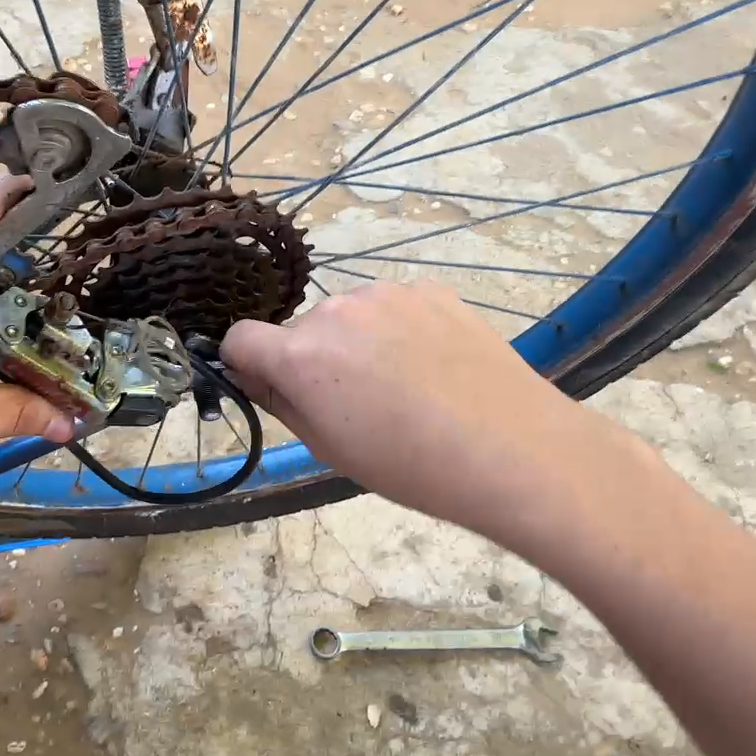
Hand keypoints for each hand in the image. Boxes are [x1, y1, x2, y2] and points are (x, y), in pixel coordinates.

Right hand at [220, 280, 630, 548]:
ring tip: (404, 384)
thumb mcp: (328, 449)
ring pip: (348, 316)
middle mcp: (334, 310)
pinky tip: (434, 365)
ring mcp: (386, 293)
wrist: (516, 450)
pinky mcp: (430, 289)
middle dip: (312, 359)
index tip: (276, 389)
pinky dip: (398, 329)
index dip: (248, 365)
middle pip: (300, 330)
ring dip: (356, 341)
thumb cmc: (412, 466)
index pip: (240, 338)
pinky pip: (393, 307)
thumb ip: (282, 403)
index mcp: (300, 354)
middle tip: (356, 403)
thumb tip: (260, 376)